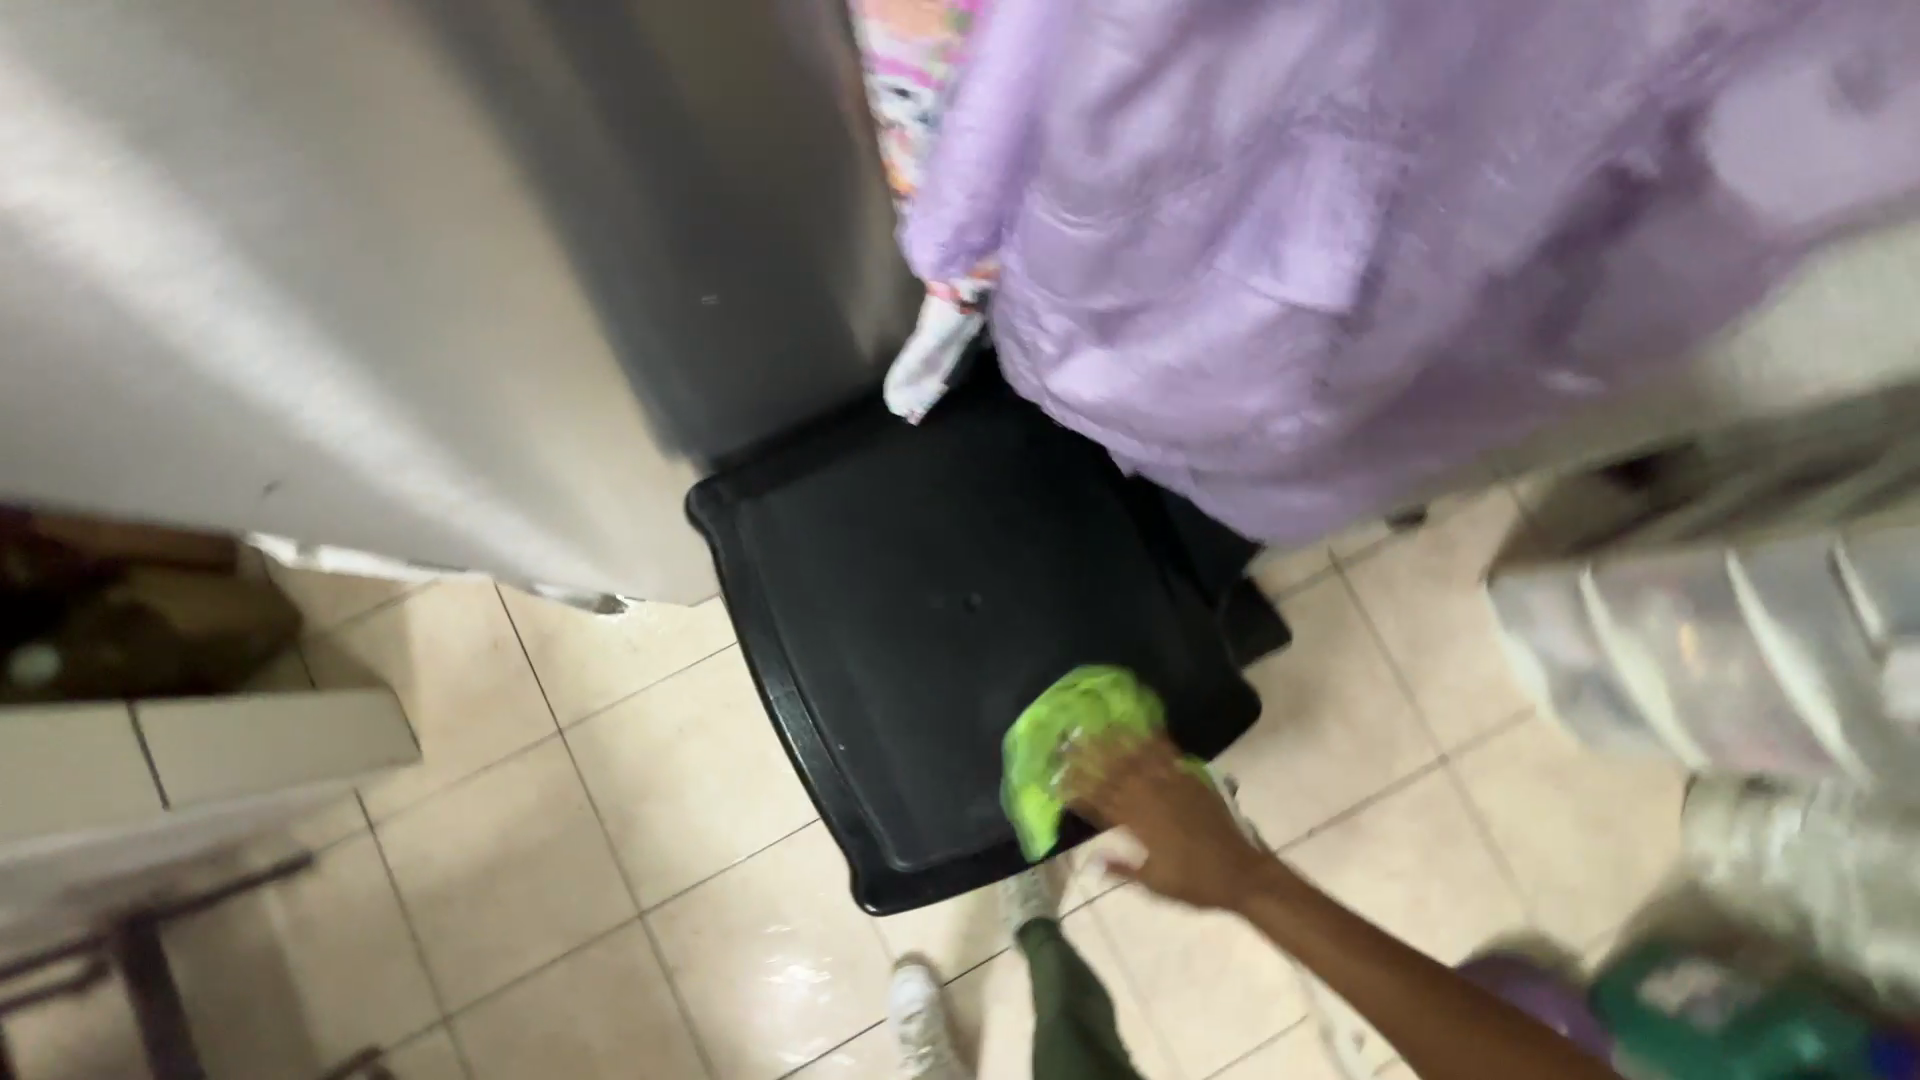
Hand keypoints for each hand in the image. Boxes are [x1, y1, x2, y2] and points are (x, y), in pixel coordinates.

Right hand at [1063, 733, 1279, 911]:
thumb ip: (1122, 867)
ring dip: (1113, 742)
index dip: (1076, 787)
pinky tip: (1142, 727)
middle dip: (1086, 757)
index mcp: (1138, 825)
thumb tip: (1090, 860)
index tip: (1057, 776)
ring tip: (1094, 726)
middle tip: (1066, 742)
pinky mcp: (1190, 780)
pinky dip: (1153, 740)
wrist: (1242, 873)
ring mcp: (1171, 785)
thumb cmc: (1195, 883)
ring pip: (1136, 759)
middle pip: (1112, 773)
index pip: (1099, 800)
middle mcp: (1151, 799)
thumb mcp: (1154, 884)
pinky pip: (1168, 755)